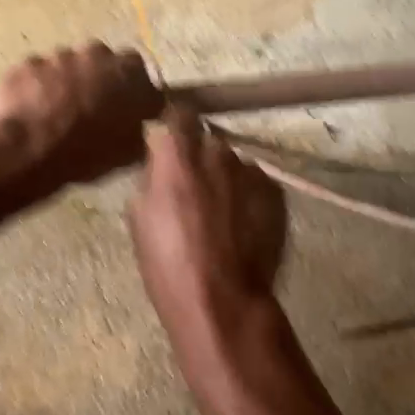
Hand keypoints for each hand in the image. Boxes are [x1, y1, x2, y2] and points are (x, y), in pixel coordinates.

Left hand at [0, 42, 162, 185]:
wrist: (28, 148)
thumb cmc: (85, 152)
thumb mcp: (126, 153)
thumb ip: (137, 132)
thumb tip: (136, 128)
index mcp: (129, 75)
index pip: (142, 74)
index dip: (137, 92)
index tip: (131, 110)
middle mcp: (98, 55)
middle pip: (105, 60)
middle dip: (101, 79)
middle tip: (94, 106)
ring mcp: (60, 55)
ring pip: (70, 63)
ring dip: (69, 81)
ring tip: (59, 110)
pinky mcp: (29, 63)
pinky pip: (40, 72)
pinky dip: (40, 86)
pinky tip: (34, 109)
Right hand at [129, 109, 287, 338]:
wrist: (223, 301)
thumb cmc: (169, 264)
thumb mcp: (139, 218)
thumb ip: (152, 178)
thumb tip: (160, 165)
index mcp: (177, 154)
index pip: (177, 114)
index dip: (175, 126)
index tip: (172, 141)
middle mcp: (216, 151)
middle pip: (207, 142)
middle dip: (201, 158)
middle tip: (194, 189)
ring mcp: (250, 170)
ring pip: (234, 164)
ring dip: (226, 179)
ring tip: (222, 215)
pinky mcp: (274, 191)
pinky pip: (256, 184)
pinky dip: (249, 197)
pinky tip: (243, 226)